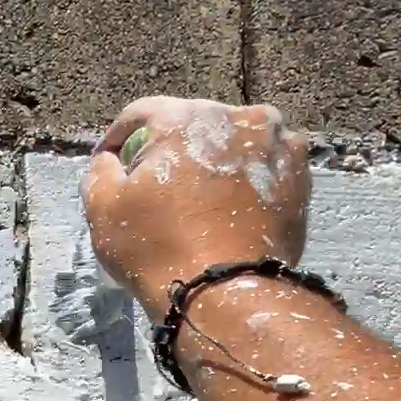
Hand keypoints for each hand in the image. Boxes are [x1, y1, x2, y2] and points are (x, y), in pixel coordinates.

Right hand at [84, 96, 311, 319]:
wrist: (223, 288)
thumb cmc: (153, 244)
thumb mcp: (102, 208)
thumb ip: (99, 172)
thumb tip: (107, 160)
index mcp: (189, 119)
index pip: (142, 111)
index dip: (115, 136)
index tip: (105, 162)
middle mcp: (242, 118)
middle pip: (191, 123)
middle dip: (164, 149)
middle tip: (146, 184)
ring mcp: (280, 144)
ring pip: (229, 142)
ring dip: (205, 161)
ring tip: (188, 196)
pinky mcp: (301, 175)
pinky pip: (258, 164)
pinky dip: (236, 178)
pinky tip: (220, 208)